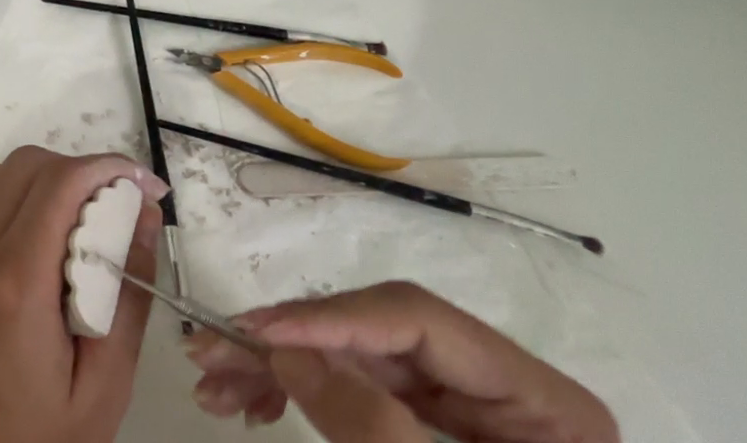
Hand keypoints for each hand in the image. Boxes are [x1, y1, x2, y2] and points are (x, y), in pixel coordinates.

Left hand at [0, 146, 168, 442]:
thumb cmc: (34, 437)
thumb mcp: (103, 385)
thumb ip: (129, 296)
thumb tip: (144, 220)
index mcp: (17, 282)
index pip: (60, 183)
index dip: (110, 168)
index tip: (147, 187)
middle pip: (25, 165)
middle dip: (80, 171)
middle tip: (117, 209)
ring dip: (41, 181)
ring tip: (78, 223)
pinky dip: (8, 198)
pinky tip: (36, 240)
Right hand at [187, 280, 618, 442]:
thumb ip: (371, 427)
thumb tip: (285, 351)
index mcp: (540, 400)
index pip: (415, 319)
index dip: (328, 318)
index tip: (251, 332)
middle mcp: (497, 387)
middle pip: (369, 336)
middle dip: (284, 345)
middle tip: (207, 354)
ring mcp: (460, 410)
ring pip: (348, 359)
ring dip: (275, 368)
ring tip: (212, 388)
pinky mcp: (425, 429)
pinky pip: (349, 392)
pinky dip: (297, 394)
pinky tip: (252, 407)